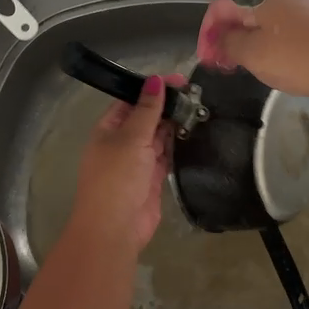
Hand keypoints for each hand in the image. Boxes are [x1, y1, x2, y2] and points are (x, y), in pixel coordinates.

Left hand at [72, 73, 184, 250]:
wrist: (115, 228)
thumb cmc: (117, 178)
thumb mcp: (131, 138)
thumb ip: (147, 110)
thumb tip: (155, 80)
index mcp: (108, 129)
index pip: (131, 101)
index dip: (153, 89)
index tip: (179, 80)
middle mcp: (122, 143)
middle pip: (146, 117)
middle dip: (167, 106)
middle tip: (196, 93)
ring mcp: (138, 162)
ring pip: (158, 136)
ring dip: (175, 124)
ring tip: (200, 108)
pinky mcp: (153, 178)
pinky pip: (167, 155)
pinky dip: (178, 144)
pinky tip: (194, 132)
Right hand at [196, 0, 308, 102]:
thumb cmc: (299, 59)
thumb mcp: (253, 54)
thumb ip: (229, 43)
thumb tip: (219, 40)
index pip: (220, 5)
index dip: (207, 31)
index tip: (204, 57)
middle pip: (239, 10)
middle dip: (223, 37)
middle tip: (218, 64)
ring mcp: (296, 7)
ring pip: (258, 20)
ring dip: (242, 42)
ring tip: (237, 67)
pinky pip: (276, 28)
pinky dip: (262, 43)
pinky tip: (265, 63)